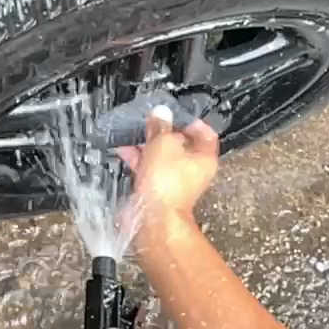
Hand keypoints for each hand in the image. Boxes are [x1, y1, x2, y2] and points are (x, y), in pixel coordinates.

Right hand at [116, 107, 219, 244]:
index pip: (204, 132)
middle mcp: (192, 171)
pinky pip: (148, 168)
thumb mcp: (163, 143)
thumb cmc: (167, 185)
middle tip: (150, 121)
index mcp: (204, 158)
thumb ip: (161, 126)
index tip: (175, 112)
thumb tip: (160, 114)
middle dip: (163, 131)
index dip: (190, 120)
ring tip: (132, 133)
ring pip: (161, 156)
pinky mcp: (157, 189)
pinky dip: (138, 159)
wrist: (152, 217)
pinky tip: (124, 150)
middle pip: (180, 144)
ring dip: (147, 144)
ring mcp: (174, 181)